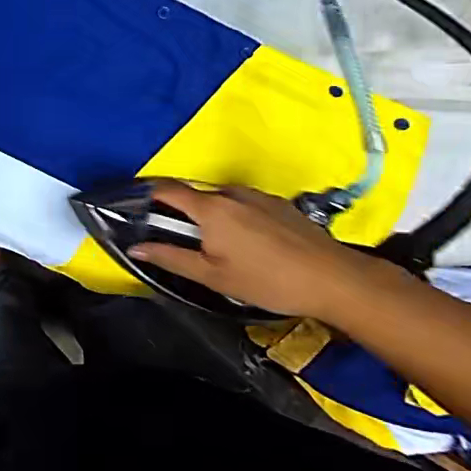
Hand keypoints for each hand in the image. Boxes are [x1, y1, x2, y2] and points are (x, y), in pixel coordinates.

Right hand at [127, 182, 405, 320]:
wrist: (334, 279)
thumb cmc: (267, 280)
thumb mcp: (213, 276)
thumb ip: (171, 258)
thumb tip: (136, 248)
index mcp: (210, 209)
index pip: (169, 190)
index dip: (151, 194)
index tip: (142, 206)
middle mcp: (232, 194)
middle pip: (197, 196)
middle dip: (187, 214)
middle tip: (189, 242)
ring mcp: (259, 196)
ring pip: (224, 200)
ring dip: (215, 216)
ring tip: (224, 246)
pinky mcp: (281, 204)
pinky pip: (247, 204)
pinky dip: (239, 217)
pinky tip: (253, 244)